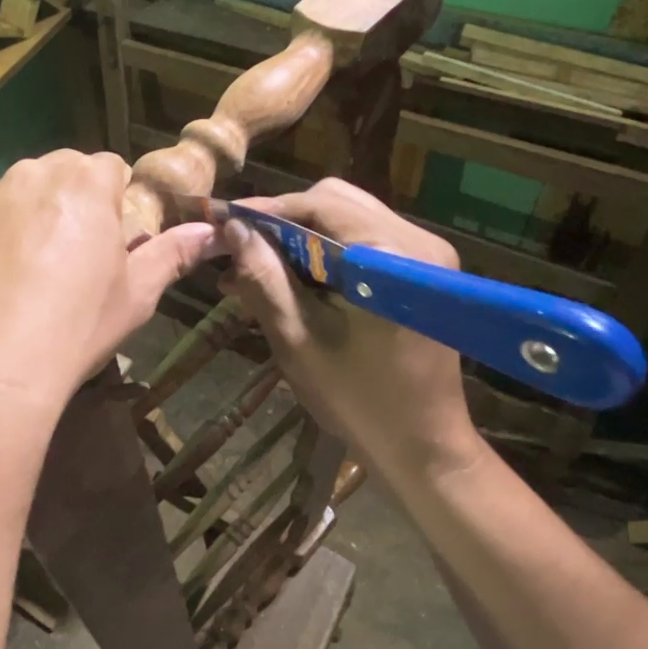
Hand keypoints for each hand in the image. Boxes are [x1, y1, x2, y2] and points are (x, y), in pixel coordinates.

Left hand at [0, 151, 217, 416]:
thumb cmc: (75, 328)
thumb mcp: (135, 296)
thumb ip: (172, 254)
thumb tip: (208, 232)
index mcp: (84, 182)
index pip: (110, 167)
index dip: (116, 201)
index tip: (113, 241)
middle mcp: (30, 175)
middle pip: (61, 172)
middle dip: (73, 201)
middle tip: (75, 258)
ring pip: (17, 194)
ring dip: (29, 217)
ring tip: (29, 276)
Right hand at [219, 179, 480, 478]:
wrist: (422, 447)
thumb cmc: (359, 399)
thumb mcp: (297, 339)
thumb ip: (264, 277)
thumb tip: (233, 228)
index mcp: (393, 256)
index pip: (320, 205)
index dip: (266, 209)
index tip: (222, 220)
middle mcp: (418, 242)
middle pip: (335, 202)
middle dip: (282, 221)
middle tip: (239, 247)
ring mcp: (425, 254)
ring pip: (347, 217)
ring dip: (299, 236)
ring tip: (256, 265)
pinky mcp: (421, 271)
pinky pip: (362, 239)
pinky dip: (323, 251)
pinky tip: (290, 277)